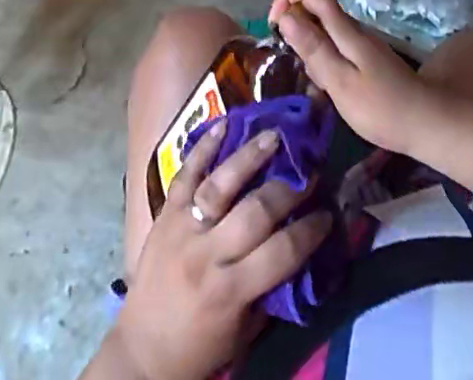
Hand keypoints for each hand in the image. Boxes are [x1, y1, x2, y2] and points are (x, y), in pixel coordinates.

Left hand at [112, 119, 331, 379]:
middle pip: (255, 211)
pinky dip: (203, 148)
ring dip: (249, 157)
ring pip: (219, 185)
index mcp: (230, 289)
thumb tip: (303, 244)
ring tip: (274, 136)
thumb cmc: (202, 343)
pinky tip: (224, 124)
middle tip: (310, 171)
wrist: (144, 349)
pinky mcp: (165, 214)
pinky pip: (185, 174)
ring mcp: (182, 228)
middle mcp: (207, 254)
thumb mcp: (246, 327)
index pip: (281, 252)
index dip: (310, 230)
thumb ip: (272, 285)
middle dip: (288, 189)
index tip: (328, 213)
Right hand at [268, 0, 445, 154]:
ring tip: (307, 77)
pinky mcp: (367, 60)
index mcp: (346, 31)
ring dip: (307, 42)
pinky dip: (321, 57)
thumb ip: (313, 48)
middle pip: (318, 8)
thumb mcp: (339, 81)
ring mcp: (363, 45)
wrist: (429, 125)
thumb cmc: (381, 107)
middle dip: (294, 21)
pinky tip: (325, 85)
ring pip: (325, 29)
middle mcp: (354, 30)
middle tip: (286, 56)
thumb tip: (286, 15)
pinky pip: (336, 46)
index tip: (273, 22)